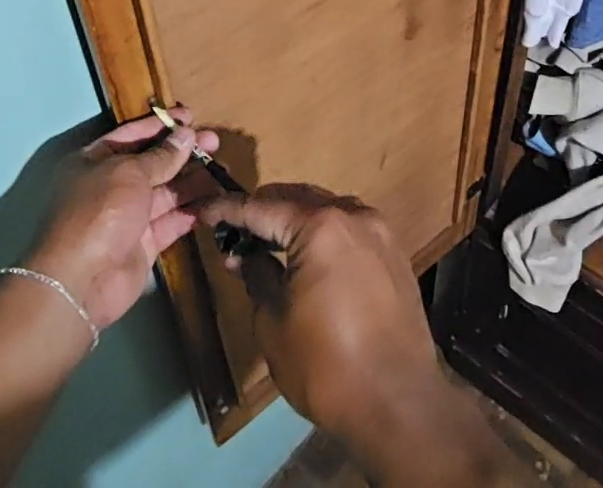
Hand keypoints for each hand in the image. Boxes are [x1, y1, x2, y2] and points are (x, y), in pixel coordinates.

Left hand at [24, 108, 221, 329]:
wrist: (82, 279)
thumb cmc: (100, 211)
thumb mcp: (129, 173)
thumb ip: (161, 156)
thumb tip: (186, 135)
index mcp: (95, 161)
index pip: (132, 135)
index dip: (161, 125)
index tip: (191, 117)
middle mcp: (110, 186)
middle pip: (152, 163)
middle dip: (182, 152)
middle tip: (214, 142)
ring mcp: (127, 216)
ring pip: (165, 192)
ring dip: (192, 180)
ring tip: (221, 168)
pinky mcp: (143, 244)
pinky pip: (171, 221)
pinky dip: (191, 211)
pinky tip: (214, 200)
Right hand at [198, 185, 514, 485]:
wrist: (400, 403)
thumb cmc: (327, 365)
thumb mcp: (274, 322)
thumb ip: (257, 276)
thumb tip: (245, 256)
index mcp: (320, 227)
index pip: (262, 208)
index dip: (228, 209)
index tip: (203, 210)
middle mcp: (354, 217)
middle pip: (298, 198)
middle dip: (263, 210)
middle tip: (233, 231)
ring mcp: (380, 233)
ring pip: (327, 210)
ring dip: (295, 219)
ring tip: (267, 243)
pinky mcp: (394, 255)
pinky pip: (350, 229)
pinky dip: (324, 234)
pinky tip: (307, 258)